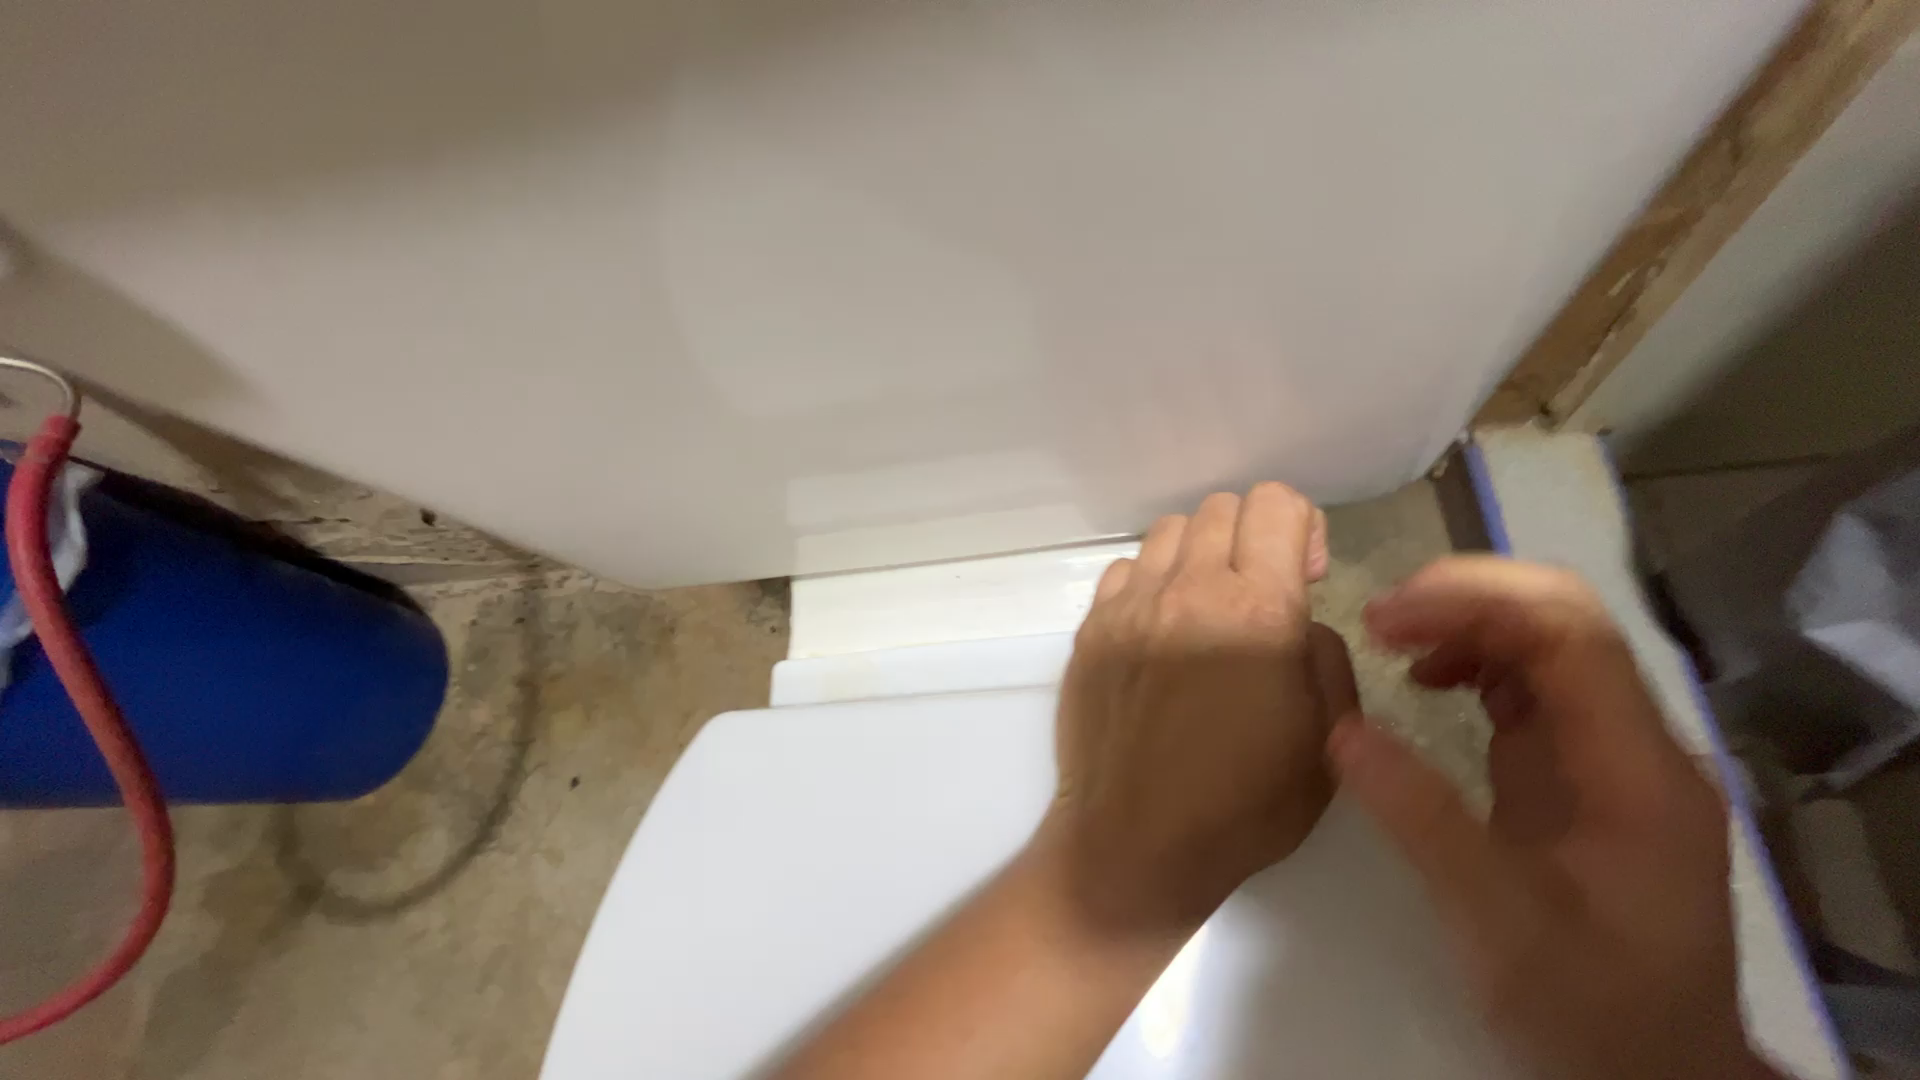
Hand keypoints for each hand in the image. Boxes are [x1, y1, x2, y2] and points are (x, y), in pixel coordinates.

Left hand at [1040, 483, 1360, 938]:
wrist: (1134, 841)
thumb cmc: (1243, 804)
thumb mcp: (1326, 738)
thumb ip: (1324, 653)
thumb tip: (1297, 616)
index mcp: (1256, 612)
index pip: (1276, 504)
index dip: (1303, 526)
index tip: (1305, 576)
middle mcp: (1187, 590)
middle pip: (1221, 506)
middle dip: (1253, 535)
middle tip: (1260, 592)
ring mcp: (1129, 606)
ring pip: (1169, 529)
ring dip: (1200, 552)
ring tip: (1206, 606)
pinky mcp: (1089, 628)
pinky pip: (1125, 569)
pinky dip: (1151, 580)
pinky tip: (1160, 628)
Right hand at [1330, 557, 1774, 1079]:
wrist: (1648, 1071)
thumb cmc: (1583, 1001)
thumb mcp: (1495, 917)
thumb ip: (1420, 818)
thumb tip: (1340, 728)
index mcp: (1634, 768)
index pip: (1570, 633)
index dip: (1474, 601)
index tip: (1384, 617)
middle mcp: (1632, 742)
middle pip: (1561, 620)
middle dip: (1464, 600)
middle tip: (1377, 619)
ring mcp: (1605, 752)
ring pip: (1542, 641)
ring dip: (1463, 623)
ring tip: (1388, 640)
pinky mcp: (1573, 768)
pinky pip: (1526, 683)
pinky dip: (1468, 661)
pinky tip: (1422, 681)